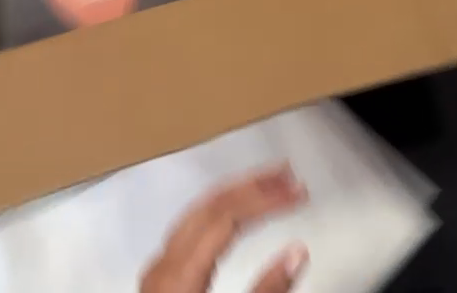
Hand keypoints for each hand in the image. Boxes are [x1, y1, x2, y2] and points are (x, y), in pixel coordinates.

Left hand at [141, 163, 309, 292]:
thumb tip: (297, 252)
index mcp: (179, 275)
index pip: (228, 215)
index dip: (266, 197)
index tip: (299, 190)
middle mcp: (162, 266)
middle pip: (210, 205)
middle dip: (252, 185)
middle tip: (289, 174)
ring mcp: (156, 273)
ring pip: (196, 212)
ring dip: (234, 193)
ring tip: (267, 184)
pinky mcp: (158, 284)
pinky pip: (189, 228)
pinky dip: (217, 211)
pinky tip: (231, 213)